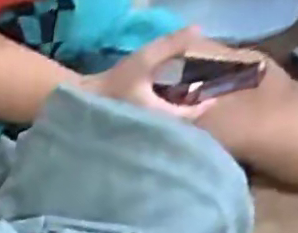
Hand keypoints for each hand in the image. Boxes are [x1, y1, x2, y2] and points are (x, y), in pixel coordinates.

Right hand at [81, 29, 222, 121]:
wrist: (85, 101)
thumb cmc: (115, 83)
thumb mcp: (144, 59)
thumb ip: (171, 45)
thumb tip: (197, 31)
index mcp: (158, 116)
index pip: (188, 116)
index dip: (202, 105)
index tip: (212, 96)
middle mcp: (153, 131)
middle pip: (179, 125)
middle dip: (190, 111)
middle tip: (199, 96)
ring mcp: (143, 135)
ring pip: (168, 127)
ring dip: (178, 114)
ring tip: (183, 100)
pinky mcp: (135, 133)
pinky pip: (157, 127)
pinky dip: (165, 117)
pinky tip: (164, 105)